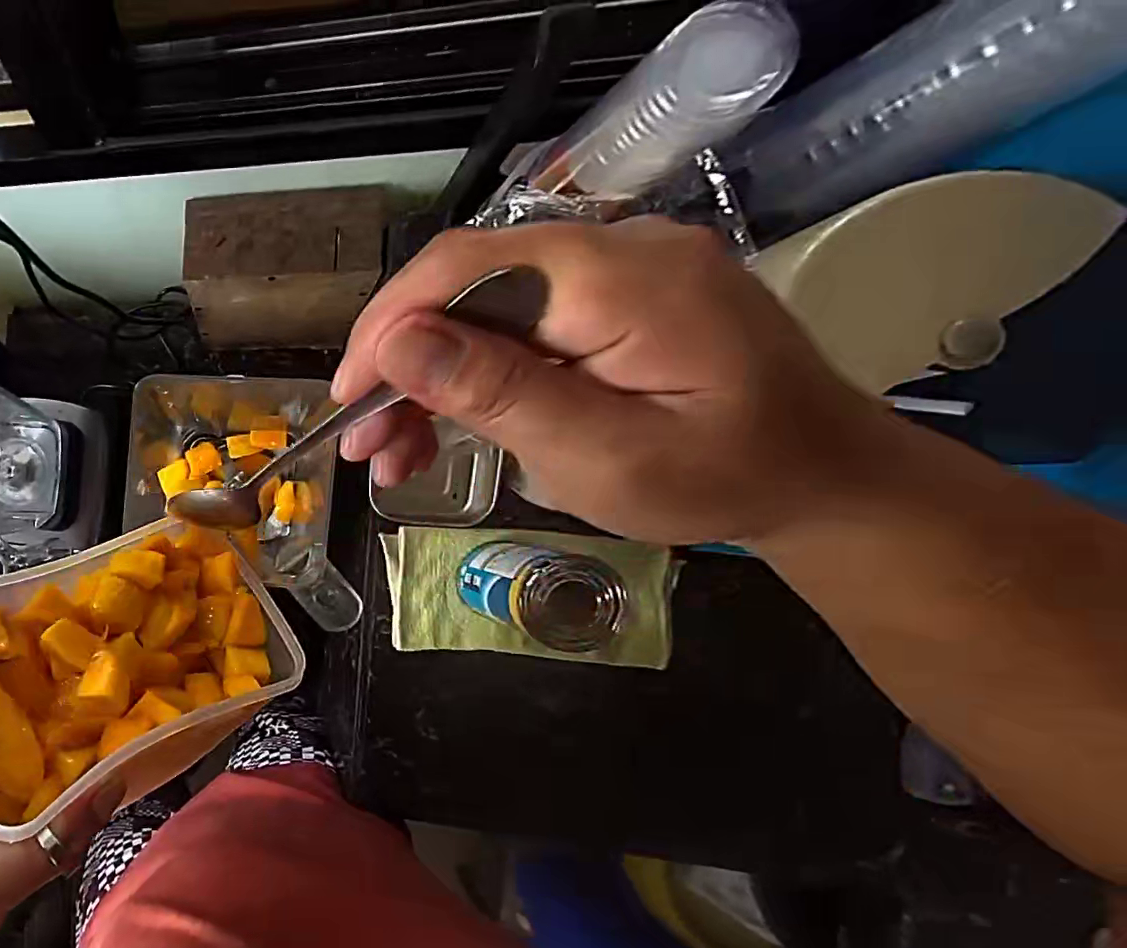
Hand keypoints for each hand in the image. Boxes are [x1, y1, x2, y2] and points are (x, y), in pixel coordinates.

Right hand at [333, 218, 908, 545]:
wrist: (815, 478)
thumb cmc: (716, 479)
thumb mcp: (598, 453)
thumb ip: (499, 392)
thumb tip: (399, 343)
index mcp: (620, 279)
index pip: (466, 267)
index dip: (389, 325)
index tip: (348, 396)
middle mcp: (611, 253)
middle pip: (461, 290)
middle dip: (396, 367)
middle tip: (362, 440)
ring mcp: (606, 276)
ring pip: (473, 315)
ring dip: (421, 384)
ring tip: (389, 456)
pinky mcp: (598, 305)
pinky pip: (506, 331)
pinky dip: (462, 383)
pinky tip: (431, 434)